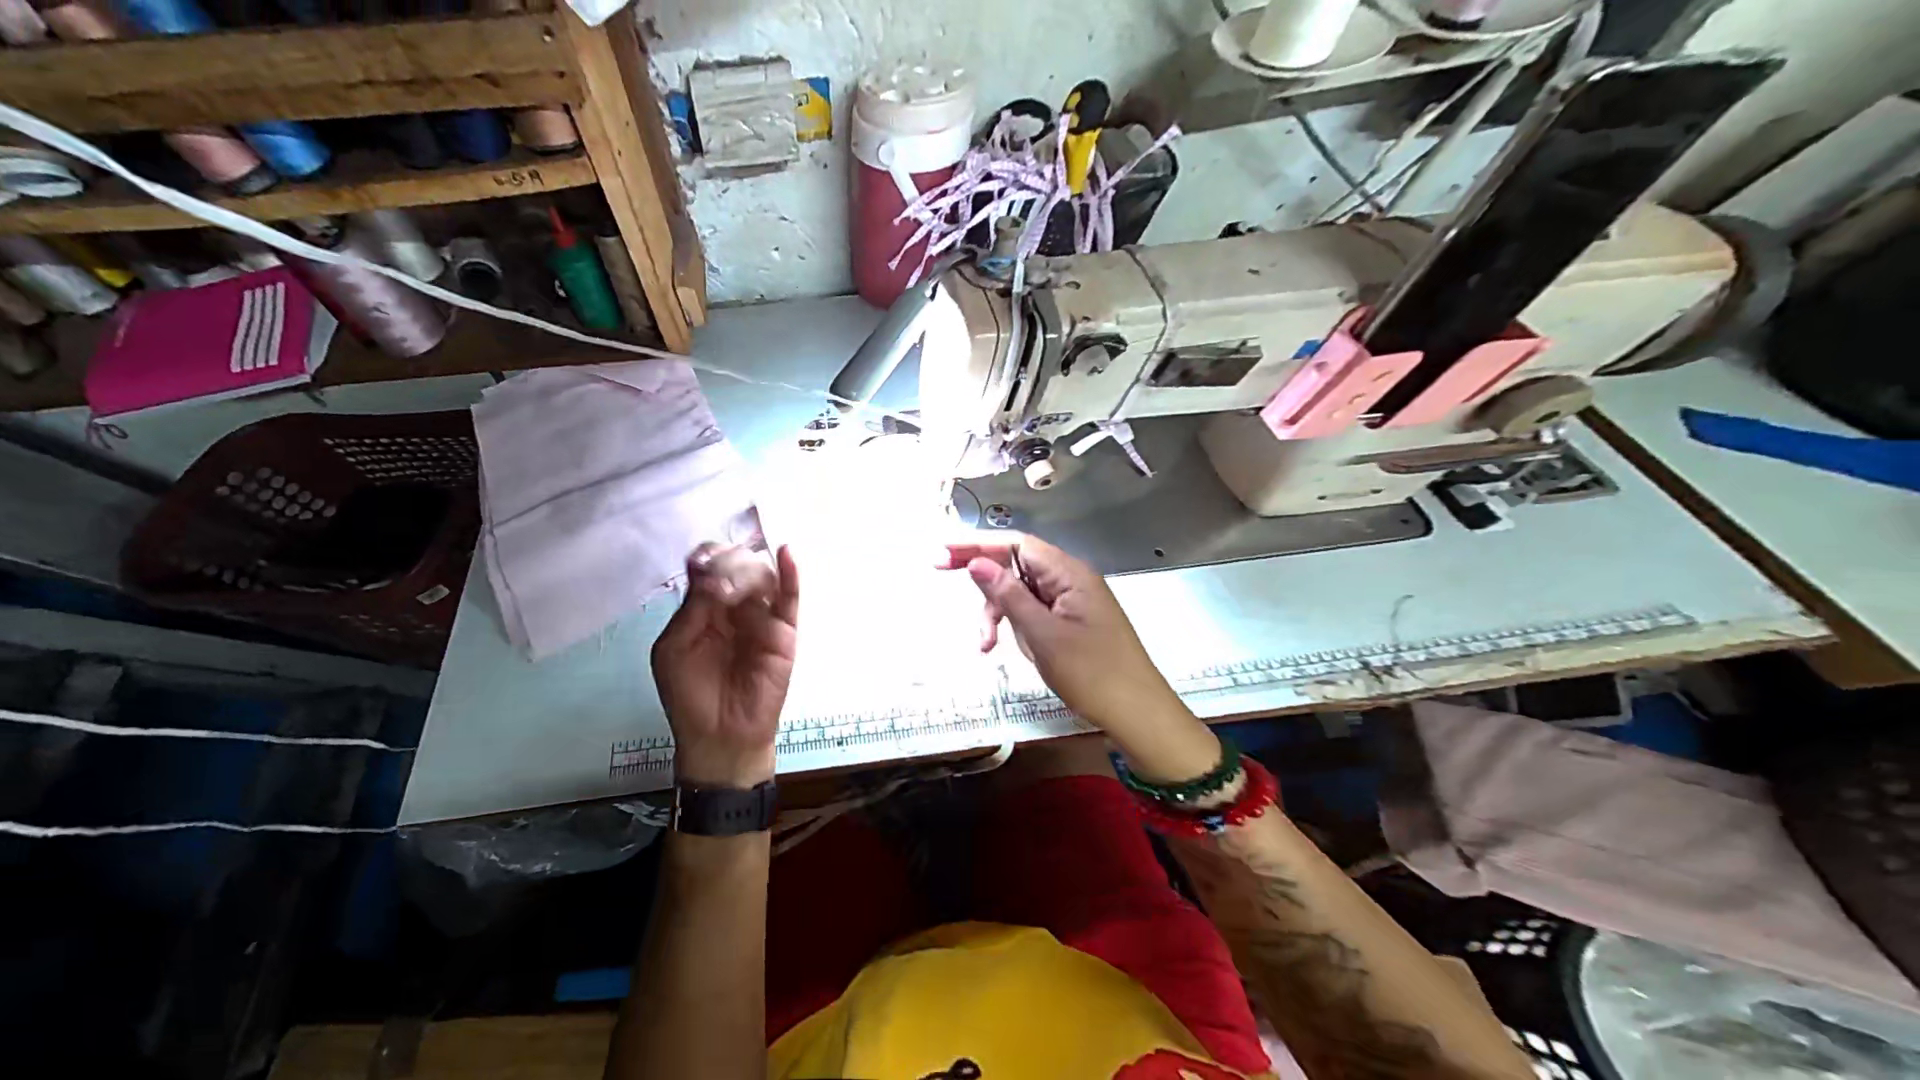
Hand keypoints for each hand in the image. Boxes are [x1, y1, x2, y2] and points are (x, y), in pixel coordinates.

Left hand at [651, 542, 799, 787]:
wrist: (721, 736)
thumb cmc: (690, 696)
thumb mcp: (675, 647)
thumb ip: (693, 608)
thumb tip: (709, 569)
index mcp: (704, 610)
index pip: (710, 569)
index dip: (708, 557)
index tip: (704, 559)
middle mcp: (734, 608)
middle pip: (737, 566)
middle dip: (729, 564)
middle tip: (721, 578)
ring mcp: (761, 618)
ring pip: (762, 577)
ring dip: (751, 569)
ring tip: (737, 586)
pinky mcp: (785, 632)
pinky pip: (790, 599)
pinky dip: (791, 574)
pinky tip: (786, 553)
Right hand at [939, 534, 1181, 734]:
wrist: (1138, 713)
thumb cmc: (1092, 673)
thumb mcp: (1042, 634)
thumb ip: (1008, 595)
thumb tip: (976, 561)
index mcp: (1069, 573)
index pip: (1016, 543)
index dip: (977, 544)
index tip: (942, 552)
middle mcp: (1072, 580)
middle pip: (1018, 565)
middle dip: (985, 579)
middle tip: (942, 574)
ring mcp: (1074, 602)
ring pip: (1023, 593)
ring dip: (1001, 613)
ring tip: (989, 645)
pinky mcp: (1074, 623)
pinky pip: (1036, 613)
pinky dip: (1018, 627)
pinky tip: (1010, 648)